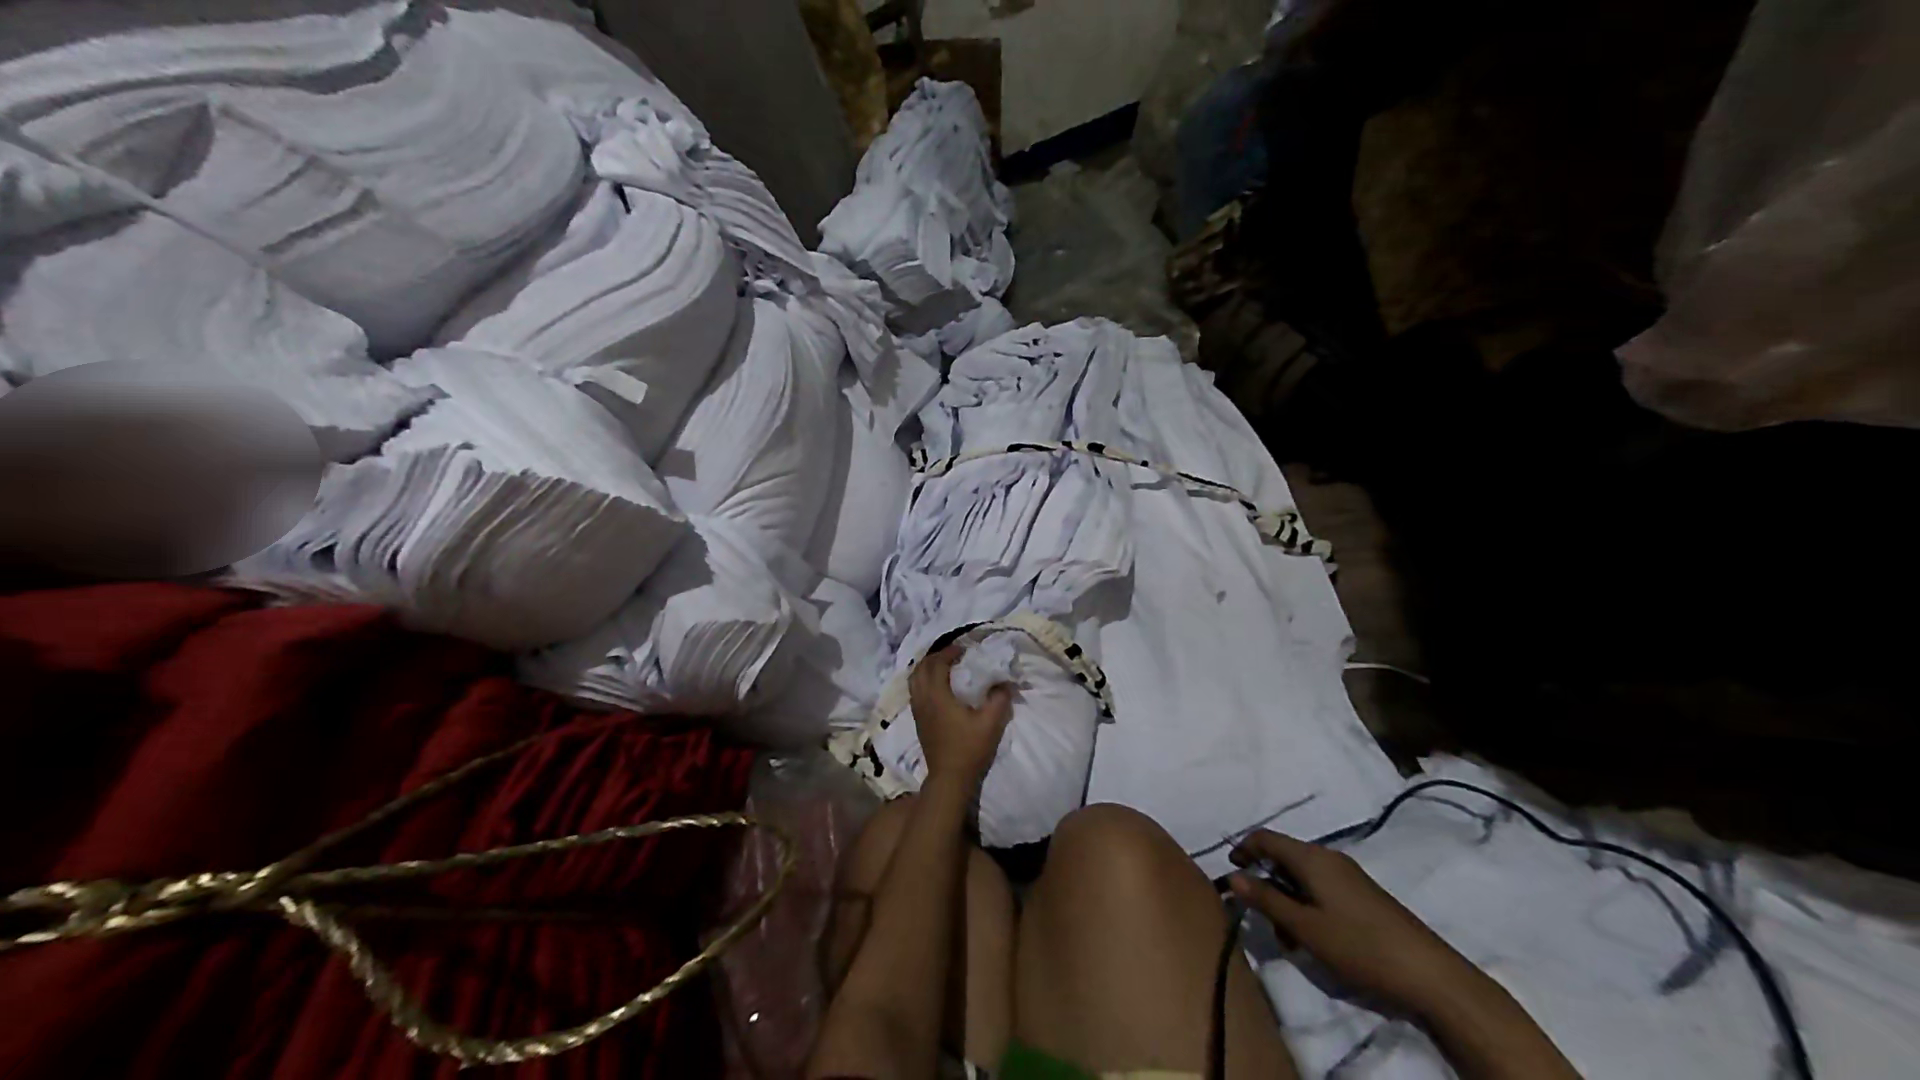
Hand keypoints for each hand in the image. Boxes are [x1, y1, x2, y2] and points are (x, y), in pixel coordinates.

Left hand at [909, 645, 1012, 786]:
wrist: (949, 777)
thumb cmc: (969, 748)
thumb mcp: (990, 723)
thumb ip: (999, 699)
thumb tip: (1004, 682)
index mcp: (937, 696)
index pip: (937, 664)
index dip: (948, 652)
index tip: (963, 649)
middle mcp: (922, 699)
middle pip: (921, 668)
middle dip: (936, 657)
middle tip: (954, 654)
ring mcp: (917, 710)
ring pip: (914, 679)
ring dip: (927, 668)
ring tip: (944, 666)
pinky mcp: (918, 720)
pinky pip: (915, 690)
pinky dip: (924, 680)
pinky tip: (938, 686)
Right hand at [1229, 830, 1485, 1018]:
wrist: (1431, 976)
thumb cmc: (1360, 947)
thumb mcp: (1305, 927)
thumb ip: (1266, 899)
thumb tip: (1233, 876)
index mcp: (1312, 858)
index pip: (1265, 837)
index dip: (1243, 850)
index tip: (1230, 873)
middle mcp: (1329, 858)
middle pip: (1283, 857)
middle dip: (1265, 882)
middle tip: (1260, 918)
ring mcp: (1349, 876)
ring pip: (1302, 876)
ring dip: (1286, 900)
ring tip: (1289, 939)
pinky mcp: (1362, 895)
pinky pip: (1321, 889)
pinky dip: (1306, 906)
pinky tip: (1313, 938)